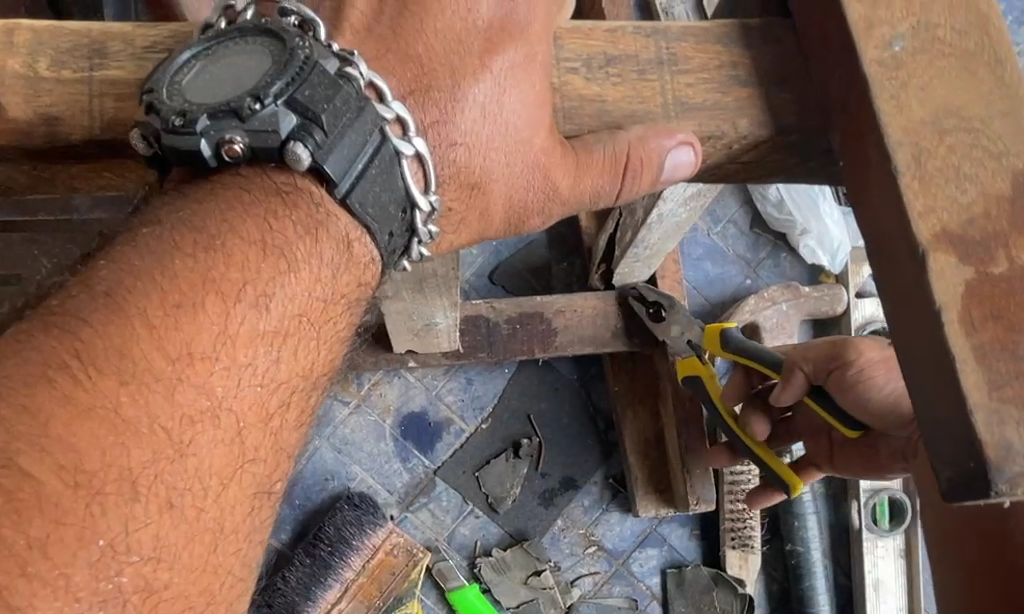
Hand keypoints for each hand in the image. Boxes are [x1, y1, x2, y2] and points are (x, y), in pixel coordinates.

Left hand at [310, 0, 703, 251]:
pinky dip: (374, 8)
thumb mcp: (544, 186)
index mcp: (521, 3)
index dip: (573, 14)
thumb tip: (690, 150)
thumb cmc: (443, 183)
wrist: (333, 184)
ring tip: (439, 76)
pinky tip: (382, 48)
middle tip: (489, 72)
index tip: (561, 33)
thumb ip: (620, 164)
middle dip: (499, 26)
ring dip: (443, 20)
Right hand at [707, 335, 923, 508]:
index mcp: (812, 369)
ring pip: (768, 440)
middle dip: (743, 418)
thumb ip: (801, 366)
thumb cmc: (890, 384)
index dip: (742, 381)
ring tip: (719, 461)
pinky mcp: (825, 460)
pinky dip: (771, 487)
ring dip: (741, 450)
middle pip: (760, 407)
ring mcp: (815, 431)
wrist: (930, 428)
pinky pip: (792, 474)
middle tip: (749, 433)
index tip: (729, 399)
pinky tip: (751, 500)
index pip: (765, 370)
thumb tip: (774, 395)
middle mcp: (808, 398)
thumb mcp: (846, 358)